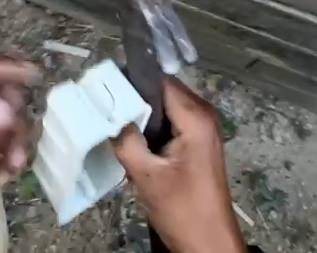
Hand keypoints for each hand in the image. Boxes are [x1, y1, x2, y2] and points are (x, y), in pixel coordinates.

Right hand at [112, 78, 247, 252]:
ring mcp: (203, 127)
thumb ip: (126, 141)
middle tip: (108, 107)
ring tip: (117, 121)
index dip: (133, 81)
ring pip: (166, 106)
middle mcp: (203, 114)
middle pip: (163, 91)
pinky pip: (172, 120)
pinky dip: (154, 125)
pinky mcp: (198, 141)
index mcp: (196, 117)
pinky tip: (135, 138)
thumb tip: (107, 113)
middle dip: (137, 97)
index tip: (106, 87)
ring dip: (144, 113)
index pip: (160, 81)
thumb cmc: (182, 210)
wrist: (210, 246)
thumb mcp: (148, 177)